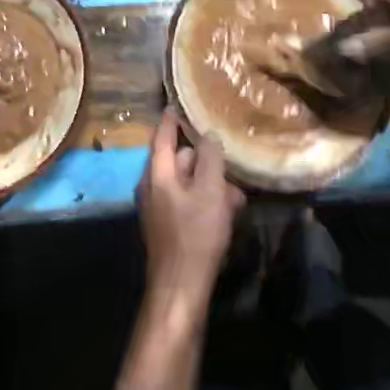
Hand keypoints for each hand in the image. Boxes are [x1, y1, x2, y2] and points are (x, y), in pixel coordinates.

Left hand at [137, 107, 244, 299]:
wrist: (181, 288)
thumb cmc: (196, 235)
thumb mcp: (210, 191)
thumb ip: (210, 158)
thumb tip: (208, 134)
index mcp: (157, 172)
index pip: (163, 135)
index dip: (173, 118)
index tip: (181, 101)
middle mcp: (152, 185)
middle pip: (179, 160)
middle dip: (206, 160)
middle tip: (231, 161)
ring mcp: (158, 207)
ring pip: (187, 183)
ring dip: (211, 185)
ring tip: (237, 197)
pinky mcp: (167, 225)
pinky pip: (187, 202)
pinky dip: (206, 202)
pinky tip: (229, 214)